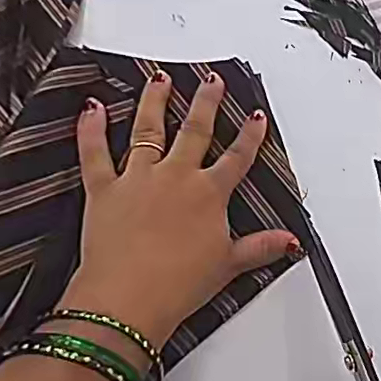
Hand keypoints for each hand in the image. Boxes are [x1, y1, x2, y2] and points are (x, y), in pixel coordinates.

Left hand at [61, 70, 298, 345]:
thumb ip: (261, 247)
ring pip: (148, 129)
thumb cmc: (177, 283)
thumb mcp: (229, 264)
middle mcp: (176, 177)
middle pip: (196, 130)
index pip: (237, 157)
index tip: (256, 117)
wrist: (128, 299)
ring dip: (155, 101)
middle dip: (206, 102)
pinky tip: (91, 108)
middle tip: (211, 81)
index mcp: (209, 194)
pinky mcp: (104, 189)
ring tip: (160, 80)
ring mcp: (139, 179)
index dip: (250, 135)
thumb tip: (289, 242)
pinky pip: (95, 152)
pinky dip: (91, 129)